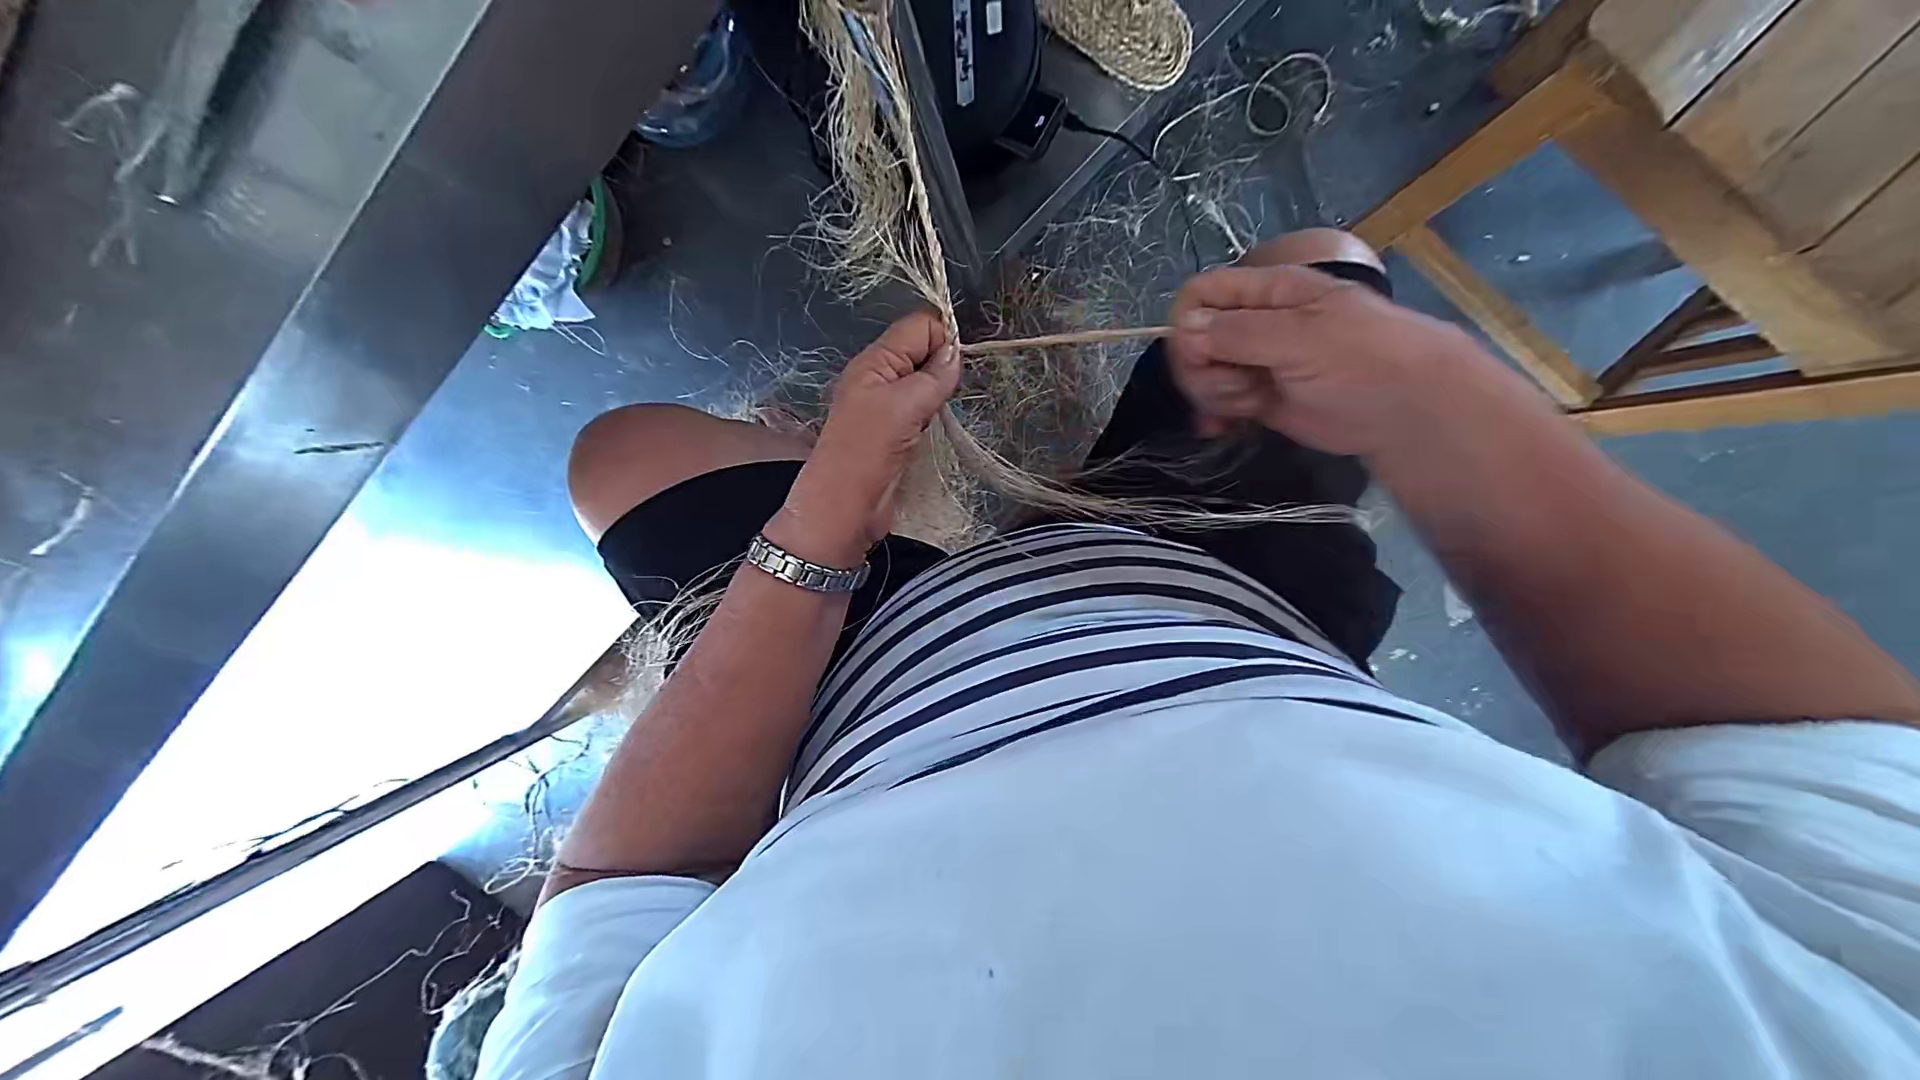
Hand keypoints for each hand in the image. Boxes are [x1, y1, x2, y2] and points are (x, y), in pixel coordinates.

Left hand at [766, 312, 959, 567]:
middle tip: (950, 393)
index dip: (944, 338)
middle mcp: (880, 377)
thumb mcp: (903, 406)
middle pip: (923, 351)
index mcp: (875, 360)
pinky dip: (933, 413)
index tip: (959, 366)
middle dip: (944, 364)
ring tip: (939, 413)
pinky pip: (921, 409)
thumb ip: (933, 375)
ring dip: (940, 392)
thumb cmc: (867, 452)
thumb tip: (956, 352)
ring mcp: (886, 406)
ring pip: (924, 381)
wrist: (844, 509)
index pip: (918, 326)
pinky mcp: (894, 432)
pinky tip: (934, 427)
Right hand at [1168, 264, 1522, 456]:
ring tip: (1253, 402)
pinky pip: (1217, 402)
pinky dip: (1215, 416)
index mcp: (1267, 293)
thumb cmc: (1364, 359)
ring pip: (1203, 374)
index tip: (1201, 354)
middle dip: (1204, 368)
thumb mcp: (1301, 337)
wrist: (1406, 411)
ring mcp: (1254, 363)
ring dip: (1216, 394)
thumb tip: (1183, 330)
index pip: (1200, 294)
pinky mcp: (1257, 398)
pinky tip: (1225, 427)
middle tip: (1238, 384)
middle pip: (1193, 339)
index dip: (1188, 323)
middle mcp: (1254, 324)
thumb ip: (1238, 333)